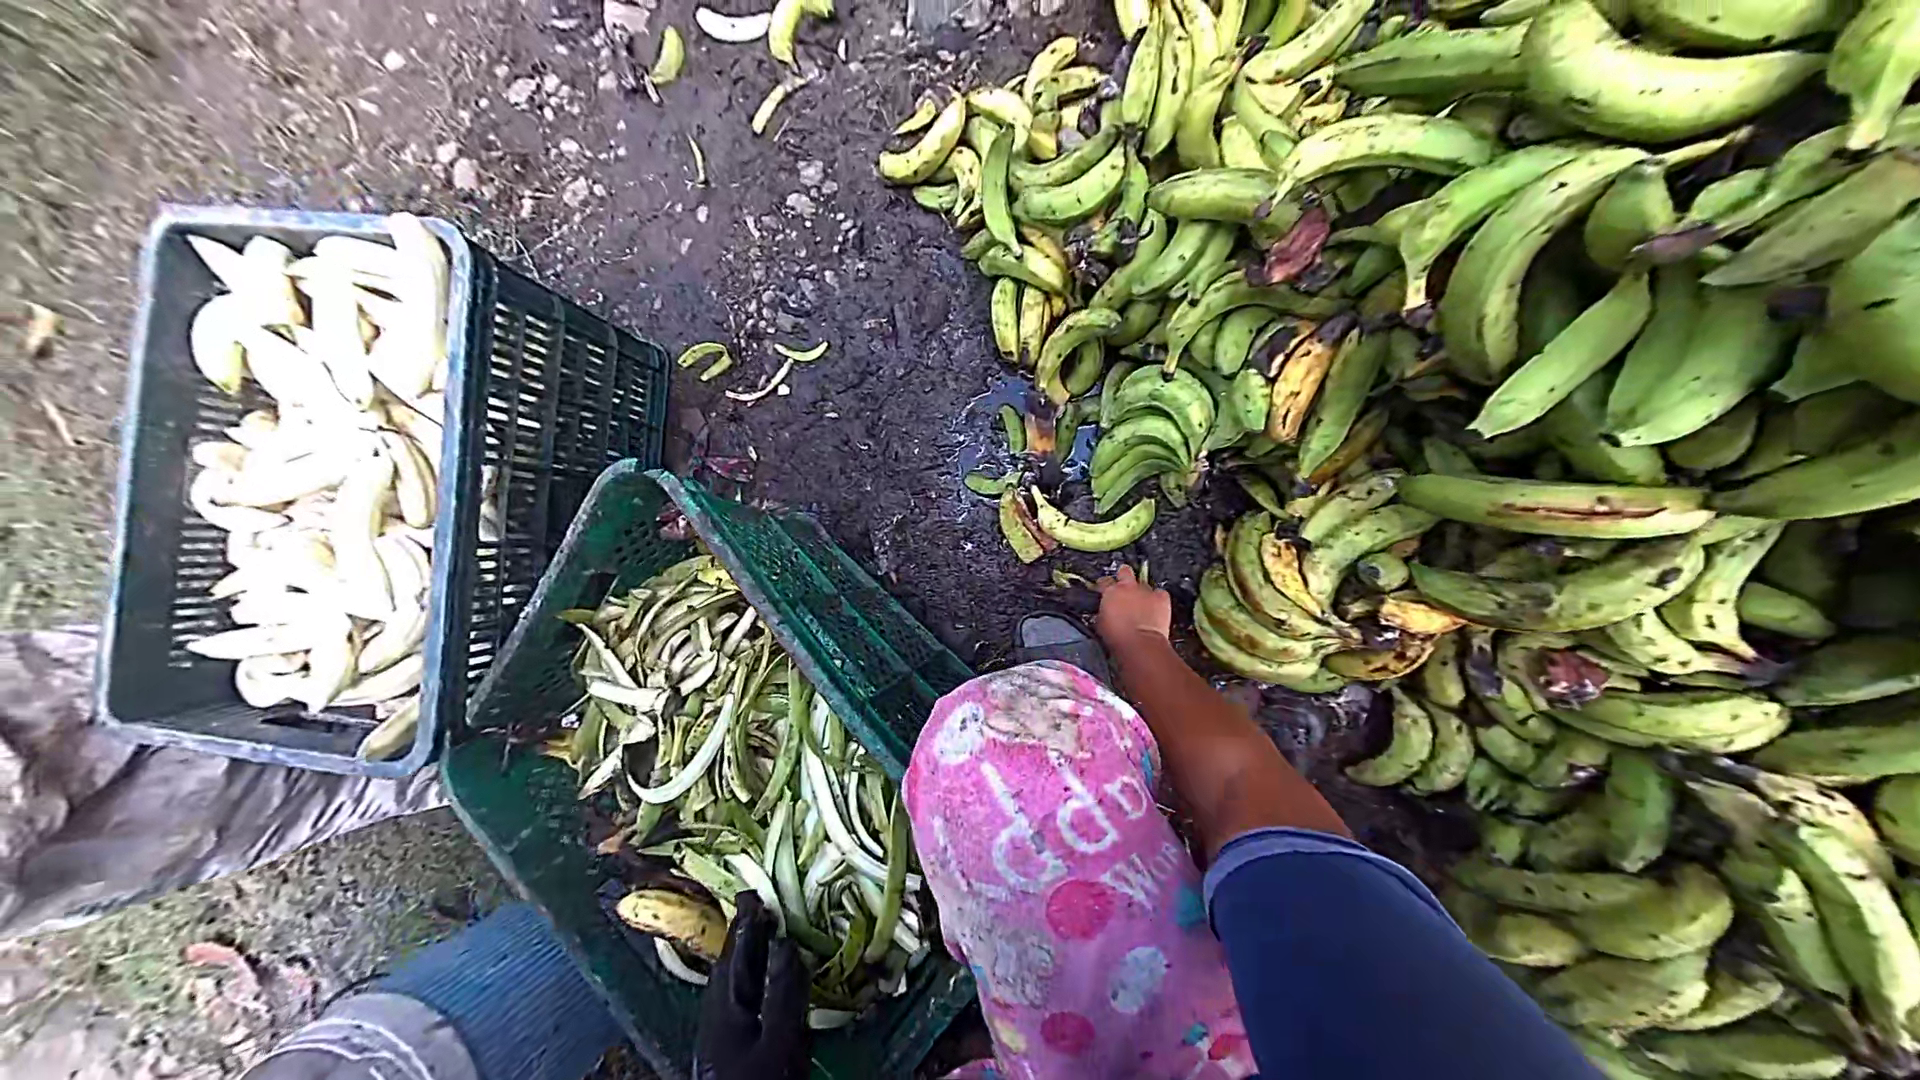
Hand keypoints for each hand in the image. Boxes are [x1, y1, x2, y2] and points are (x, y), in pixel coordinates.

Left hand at [693, 893, 807, 1079]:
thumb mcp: (780, 1041)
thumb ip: (784, 991)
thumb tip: (786, 943)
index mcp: (725, 1005)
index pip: (736, 950)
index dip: (748, 920)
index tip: (757, 891)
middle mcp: (716, 1014)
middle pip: (729, 963)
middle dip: (745, 934)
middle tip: (764, 907)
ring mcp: (718, 1034)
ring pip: (730, 982)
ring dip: (747, 955)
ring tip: (766, 938)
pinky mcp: (726, 1050)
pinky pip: (737, 999)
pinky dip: (749, 978)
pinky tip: (762, 985)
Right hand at [1095, 565, 1171, 646]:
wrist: (1139, 642)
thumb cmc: (1118, 636)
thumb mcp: (1101, 622)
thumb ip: (1103, 610)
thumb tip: (1105, 611)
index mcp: (1111, 591)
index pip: (1105, 581)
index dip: (1104, 584)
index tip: (1104, 589)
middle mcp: (1128, 587)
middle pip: (1125, 571)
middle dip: (1124, 576)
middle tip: (1124, 585)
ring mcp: (1145, 591)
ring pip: (1144, 583)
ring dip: (1141, 591)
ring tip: (1141, 602)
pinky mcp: (1161, 598)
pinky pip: (1161, 592)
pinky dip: (1159, 597)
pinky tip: (1157, 605)